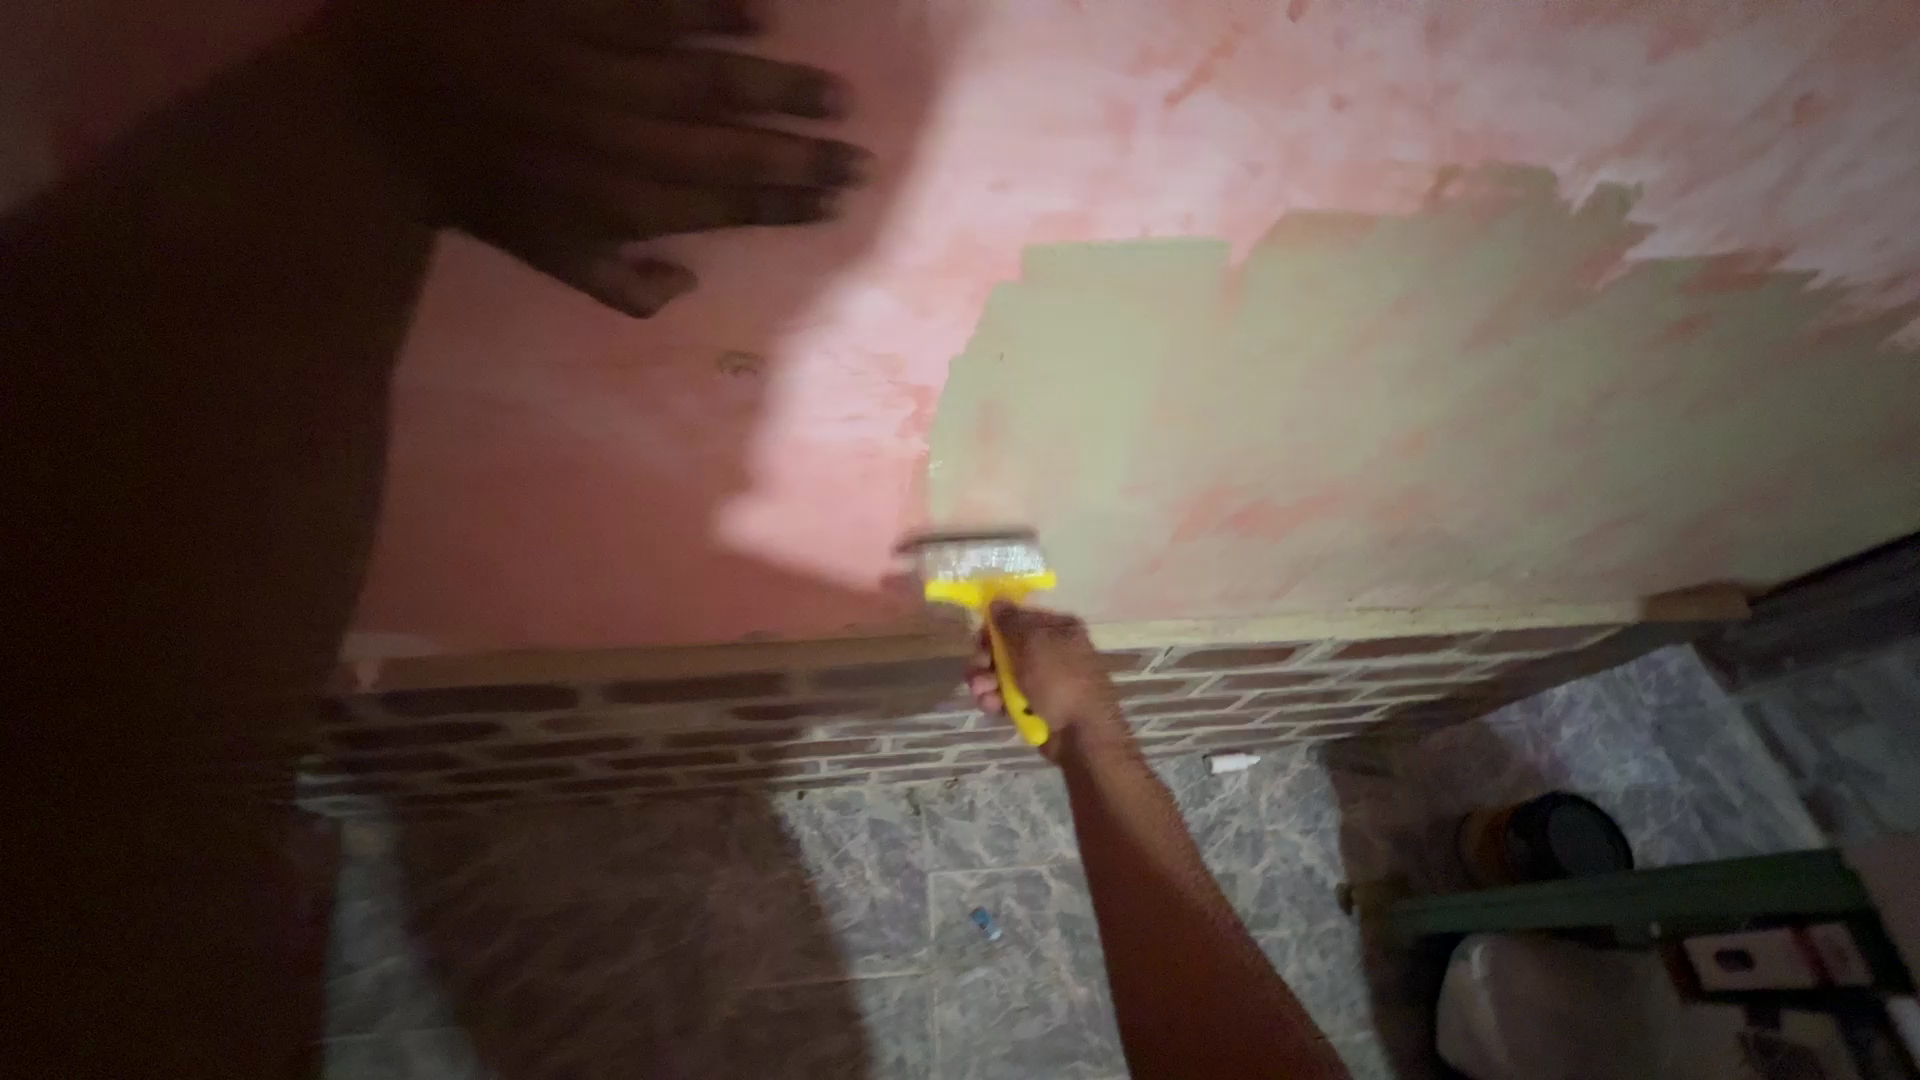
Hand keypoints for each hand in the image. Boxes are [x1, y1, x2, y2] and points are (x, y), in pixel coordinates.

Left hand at [333, 0, 864, 316]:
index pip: (730, 205)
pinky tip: (761, 12)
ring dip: (779, 93)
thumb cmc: (479, 197)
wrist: (380, 118)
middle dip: (804, 157)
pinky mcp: (572, 13)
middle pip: (737, 150)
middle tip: (860, 156)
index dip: (787, 203)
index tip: (834, 202)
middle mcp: (633, 142)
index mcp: (631, 203)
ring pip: (712, 83)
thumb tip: (691, 282)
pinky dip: (708, 9)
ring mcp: (606, 74)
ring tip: (834, 97)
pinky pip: (652, 7)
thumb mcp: (555, 261)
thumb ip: (628, 287)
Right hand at [965, 600, 1130, 758]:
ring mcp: (1044, 680)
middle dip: (986, 658)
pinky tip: (990, 706)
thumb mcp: (1033, 643)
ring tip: (981, 693)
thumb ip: (1010, 622)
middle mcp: (1052, 651)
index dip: (996, 626)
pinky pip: (1008, 696)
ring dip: (986, 681)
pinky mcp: (1035, 705)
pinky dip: (996, 700)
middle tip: (978, 668)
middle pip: (1007, 646)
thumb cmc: (1059, 680)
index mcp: (1058, 628)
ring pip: (1003, 673)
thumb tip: (997, 601)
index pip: (1019, 618)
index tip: (980, 638)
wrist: (1082, 734)